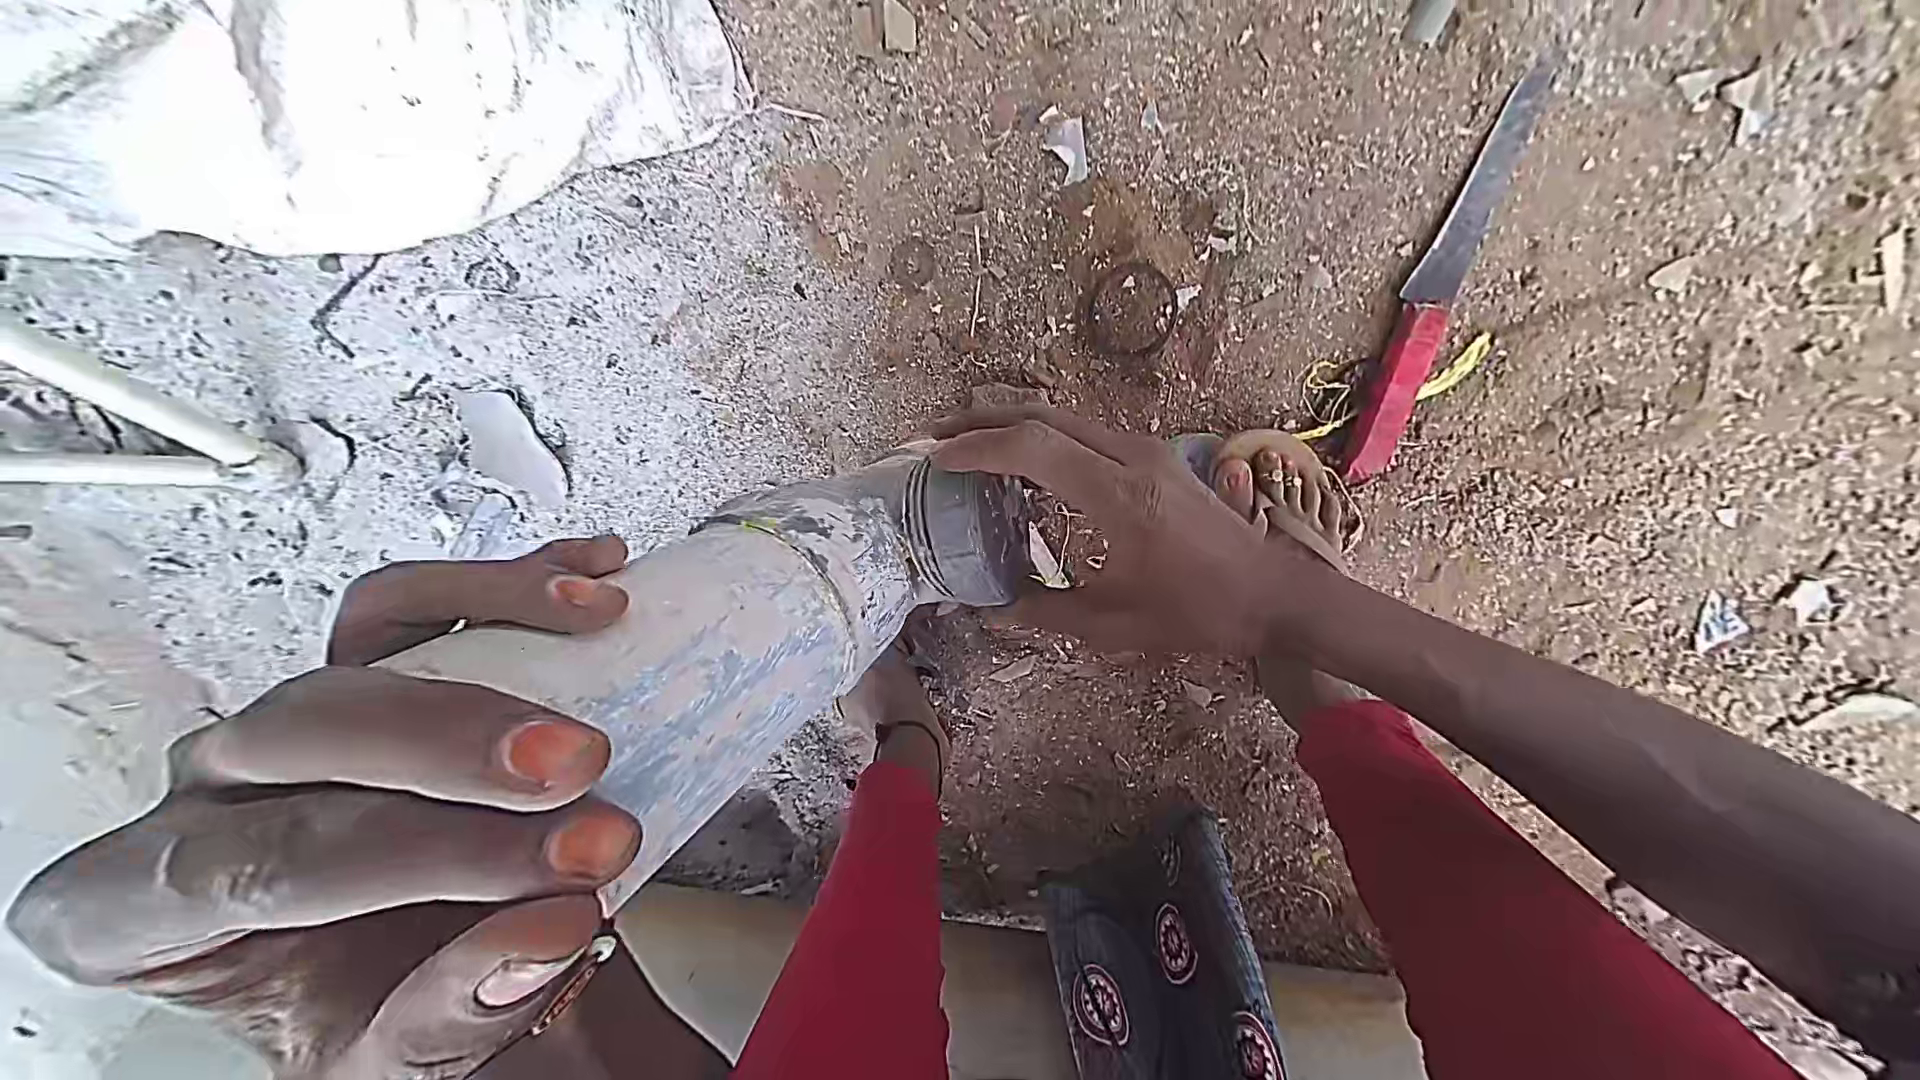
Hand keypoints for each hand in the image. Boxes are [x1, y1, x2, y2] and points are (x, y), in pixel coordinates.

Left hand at [8, 537, 639, 1078]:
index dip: (438, 856)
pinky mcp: (416, 651)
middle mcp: (232, 777)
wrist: (461, 935)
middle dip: (462, 736)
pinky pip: (458, 589)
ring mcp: (329, 694)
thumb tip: (546, 931)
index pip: (277, 864)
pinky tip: (596, 567)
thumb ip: (457, 1011)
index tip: (577, 863)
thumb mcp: (409, 1054)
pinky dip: (533, 573)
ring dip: (502, 603)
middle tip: (582, 760)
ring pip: (382, 611)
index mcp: (157, 902)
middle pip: (317, 718)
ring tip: (599, 616)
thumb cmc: (408, 998)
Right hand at [933, 407, 1314, 655]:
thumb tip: (992, 609)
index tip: (937, 460)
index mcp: (1119, 494)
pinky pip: (1084, 433)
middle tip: (938, 436)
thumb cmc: (1199, 611)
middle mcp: (1131, 456)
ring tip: (969, 443)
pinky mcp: (1154, 456)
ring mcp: (1146, 450)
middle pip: (1042, 415)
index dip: (976, 449)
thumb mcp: (1114, 623)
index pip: (1032, 448)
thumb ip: (1044, 612)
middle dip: (982, 420)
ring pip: (1063, 417)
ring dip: (1012, 424)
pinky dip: (1043, 438)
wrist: (1273, 593)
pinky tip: (1024, 461)